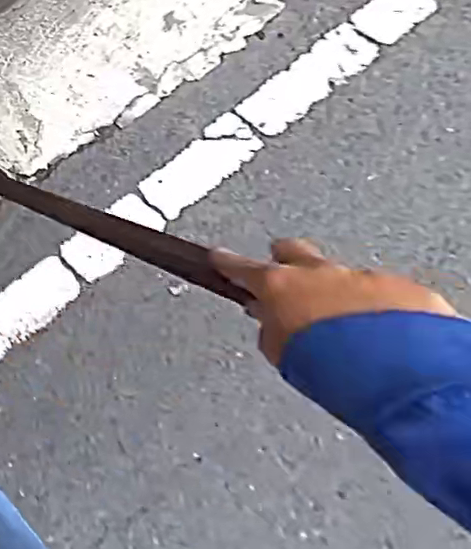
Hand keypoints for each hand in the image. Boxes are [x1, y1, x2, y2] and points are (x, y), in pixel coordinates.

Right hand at [211, 238, 458, 363]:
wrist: (409, 381)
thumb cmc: (338, 368)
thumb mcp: (281, 352)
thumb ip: (270, 327)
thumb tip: (271, 321)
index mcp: (274, 283)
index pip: (235, 264)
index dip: (225, 263)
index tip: (221, 260)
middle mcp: (314, 274)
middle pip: (292, 251)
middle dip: (290, 261)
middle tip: (295, 282)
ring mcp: (364, 280)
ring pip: (347, 275)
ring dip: (346, 293)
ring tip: (358, 325)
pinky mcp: (411, 293)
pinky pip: (396, 294)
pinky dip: (391, 309)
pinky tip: (396, 332)